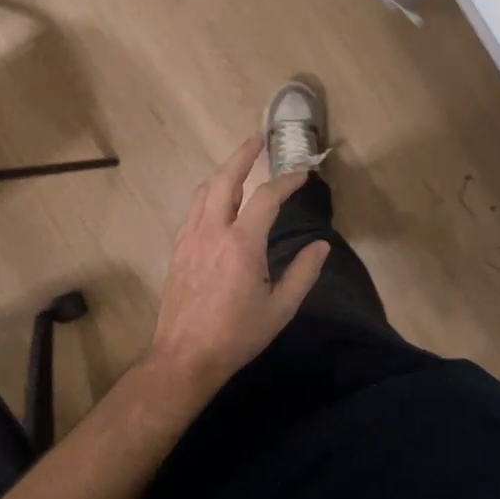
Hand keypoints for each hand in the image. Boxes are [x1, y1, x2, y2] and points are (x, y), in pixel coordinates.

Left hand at [147, 136, 329, 395]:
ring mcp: (190, 240)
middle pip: (225, 180)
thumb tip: (321, 247)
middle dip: (241, 156)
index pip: (266, 198)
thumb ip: (303, 273)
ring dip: (222, 173)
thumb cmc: (237, 335)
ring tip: (238, 165)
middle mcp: (213, 233)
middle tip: (256, 140)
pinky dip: (208, 194)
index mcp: (242, 245)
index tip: (302, 175)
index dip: (286, 182)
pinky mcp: (178, 251)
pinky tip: (217, 201)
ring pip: (204, 192)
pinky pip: (193, 210)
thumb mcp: (280, 308)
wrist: (185, 358)